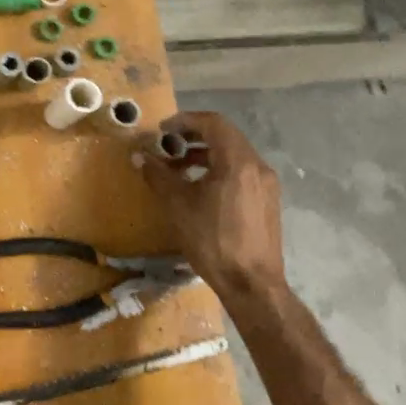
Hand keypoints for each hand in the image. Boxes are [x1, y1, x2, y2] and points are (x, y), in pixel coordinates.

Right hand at [134, 111, 286, 304]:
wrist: (252, 284)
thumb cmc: (213, 240)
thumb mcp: (178, 204)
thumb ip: (158, 174)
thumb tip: (138, 156)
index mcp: (238, 163)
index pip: (214, 123)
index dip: (185, 120)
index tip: (163, 130)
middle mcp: (258, 167)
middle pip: (225, 136)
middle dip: (193, 136)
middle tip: (167, 145)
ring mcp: (266, 185)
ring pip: (233, 154)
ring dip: (204, 153)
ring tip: (178, 168)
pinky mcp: (267, 201)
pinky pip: (240, 172)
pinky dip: (218, 168)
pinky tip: (199, 188)